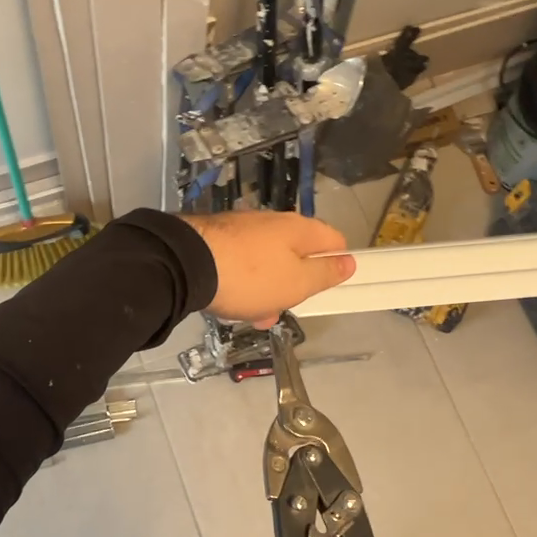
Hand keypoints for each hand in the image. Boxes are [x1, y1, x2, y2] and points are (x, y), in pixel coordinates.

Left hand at [177, 211, 354, 327]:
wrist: (187, 263)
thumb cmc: (250, 277)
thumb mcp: (297, 283)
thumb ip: (324, 274)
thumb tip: (348, 262)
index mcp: (300, 229)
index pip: (334, 241)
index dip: (334, 265)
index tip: (325, 288)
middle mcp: (272, 221)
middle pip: (296, 255)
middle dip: (291, 286)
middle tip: (278, 311)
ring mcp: (241, 228)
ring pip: (265, 263)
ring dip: (262, 291)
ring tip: (249, 314)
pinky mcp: (214, 238)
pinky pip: (238, 263)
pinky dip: (239, 283)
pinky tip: (228, 302)